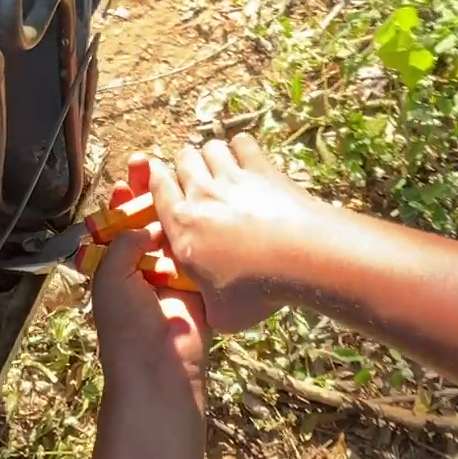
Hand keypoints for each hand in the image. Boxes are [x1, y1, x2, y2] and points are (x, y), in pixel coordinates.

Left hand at [89, 159, 206, 404]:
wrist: (161, 366)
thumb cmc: (126, 325)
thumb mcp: (110, 278)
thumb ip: (122, 243)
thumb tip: (144, 225)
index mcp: (112, 268)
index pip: (114, 227)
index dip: (120, 202)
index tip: (127, 178)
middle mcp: (139, 268)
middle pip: (143, 224)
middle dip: (146, 195)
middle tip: (149, 163)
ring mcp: (169, 275)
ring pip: (171, 233)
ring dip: (172, 205)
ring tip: (175, 173)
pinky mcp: (196, 283)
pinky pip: (195, 251)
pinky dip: (197, 228)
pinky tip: (201, 203)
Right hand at [148, 135, 324, 332]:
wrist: (302, 260)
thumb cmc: (257, 291)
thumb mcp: (223, 314)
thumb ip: (208, 308)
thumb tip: (210, 314)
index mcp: (181, 226)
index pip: (157, 188)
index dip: (155, 179)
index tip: (160, 178)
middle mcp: (200, 196)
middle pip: (182, 159)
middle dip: (186, 164)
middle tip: (197, 179)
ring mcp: (232, 178)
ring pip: (210, 148)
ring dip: (213, 156)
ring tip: (222, 169)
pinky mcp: (262, 169)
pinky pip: (243, 144)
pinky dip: (242, 149)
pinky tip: (249, 162)